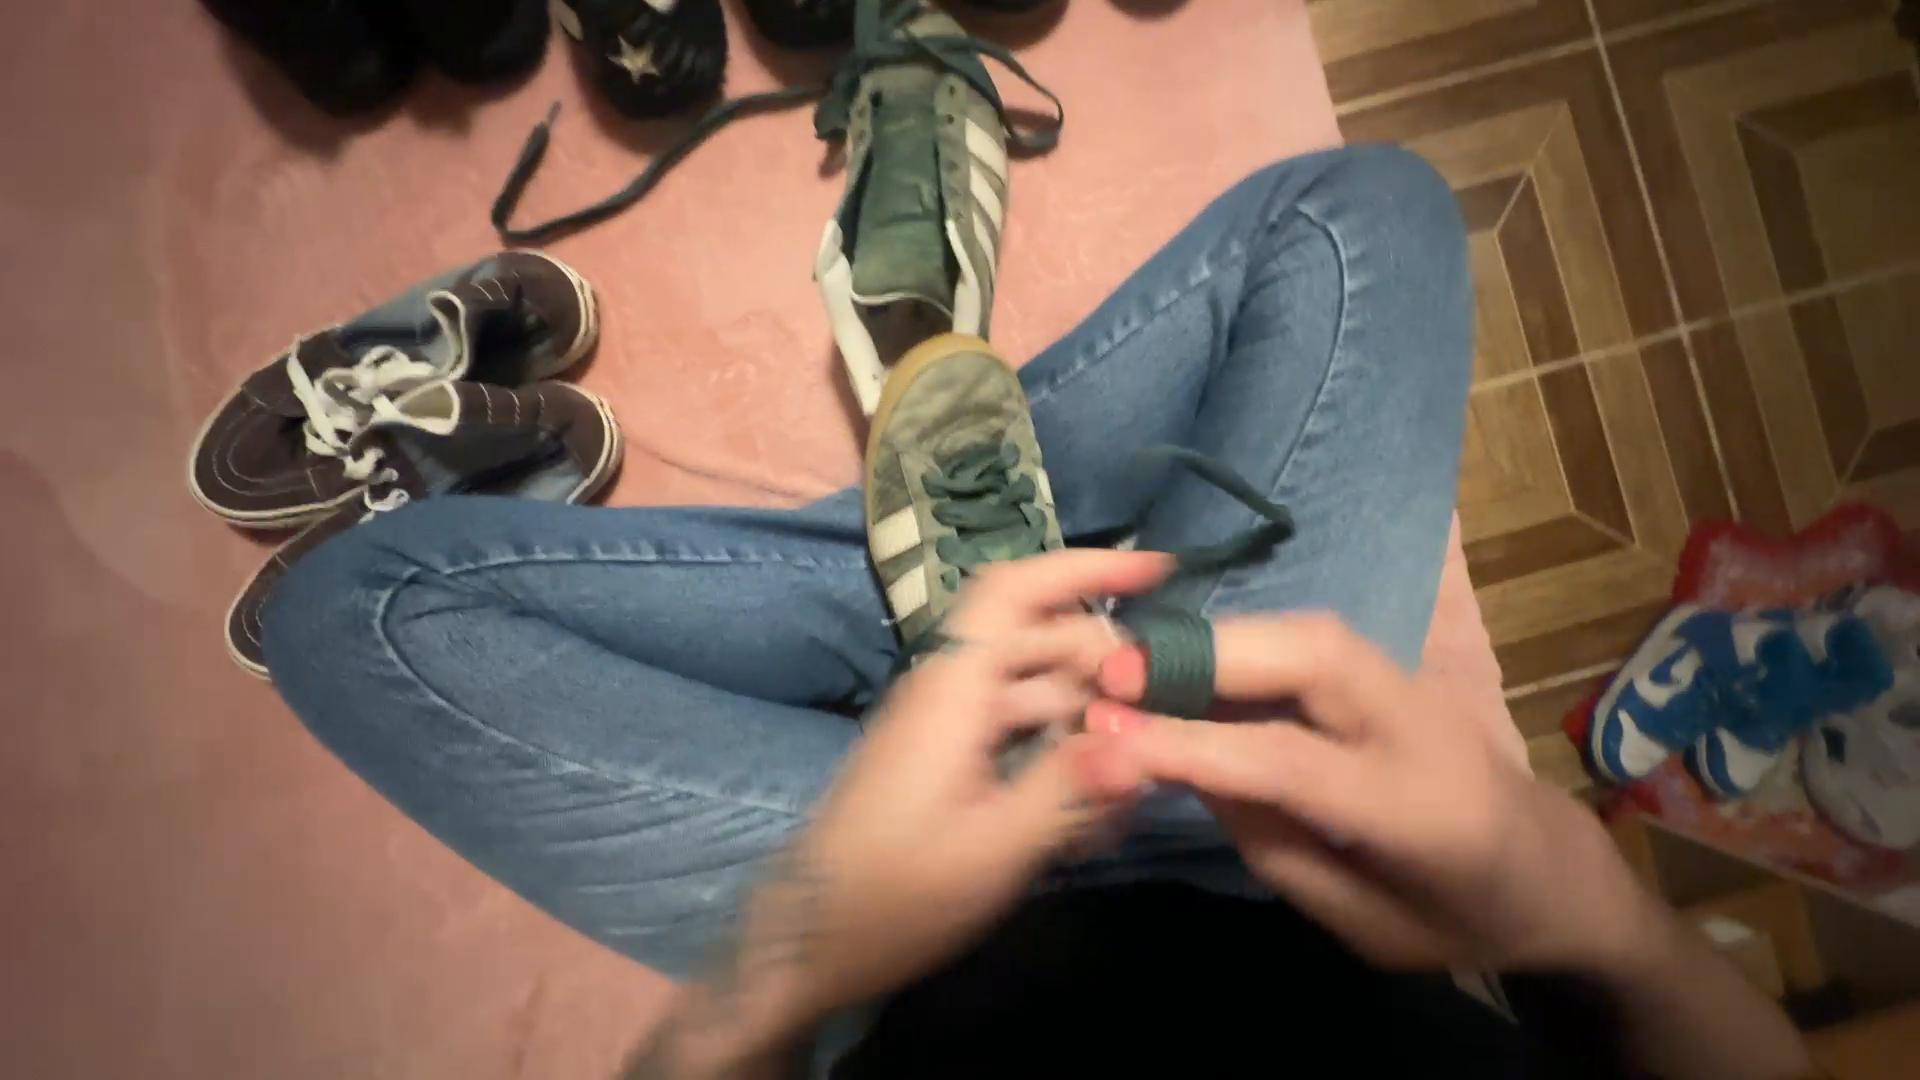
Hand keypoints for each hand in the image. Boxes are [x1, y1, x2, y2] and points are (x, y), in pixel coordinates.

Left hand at [642, 551, 1170, 1076]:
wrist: (814, 934)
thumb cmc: (896, 892)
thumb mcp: (991, 847)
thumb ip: (1067, 789)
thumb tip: (1141, 743)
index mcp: (954, 686)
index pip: (1017, 590)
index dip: (1084, 569)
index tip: (1154, 573)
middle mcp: (952, 685)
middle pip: (1040, 639)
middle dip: (1104, 665)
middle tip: (1162, 713)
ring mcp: (950, 717)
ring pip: (1035, 685)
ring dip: (1087, 714)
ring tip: (1138, 766)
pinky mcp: (950, 750)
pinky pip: (1018, 722)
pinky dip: (1059, 742)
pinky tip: (1093, 795)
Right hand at [1086, 613, 1656, 971]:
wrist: (1558, 872)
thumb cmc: (1458, 919)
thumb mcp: (1361, 925)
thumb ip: (1271, 843)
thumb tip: (1185, 763)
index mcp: (1422, 810)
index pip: (1287, 761)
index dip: (1191, 744)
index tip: (1107, 735)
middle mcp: (1420, 723)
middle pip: (1310, 657)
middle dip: (1205, 656)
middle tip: (1115, 670)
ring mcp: (1410, 682)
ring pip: (1305, 631)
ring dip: (1215, 640)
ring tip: (1140, 663)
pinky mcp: (1388, 666)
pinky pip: (1302, 638)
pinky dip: (1237, 643)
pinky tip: (1190, 663)